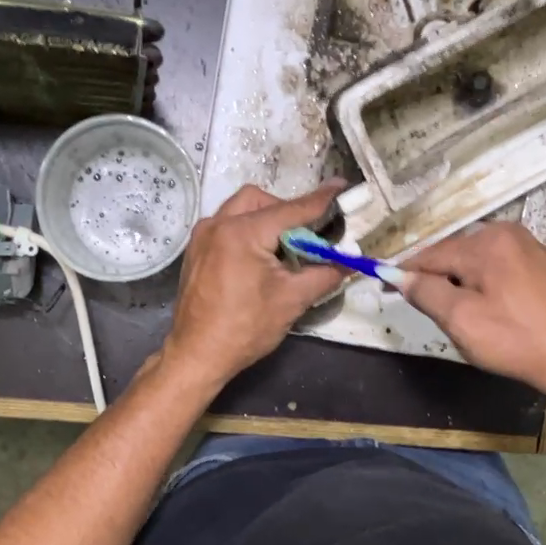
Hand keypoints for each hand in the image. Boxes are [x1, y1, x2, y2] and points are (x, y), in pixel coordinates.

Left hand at [160, 183, 347, 387]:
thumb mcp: (292, 300)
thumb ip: (324, 274)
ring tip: (284, 249)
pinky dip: (247, 232)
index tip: (343, 188)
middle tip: (306, 237)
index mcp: (241, 232)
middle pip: (260, 201)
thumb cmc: (244, 329)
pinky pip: (226, 227)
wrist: (197, 355)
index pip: (291, 210)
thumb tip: (349, 262)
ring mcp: (202, 237)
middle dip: (287, 212)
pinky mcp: (196, 251)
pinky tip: (260, 259)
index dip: (321, 201)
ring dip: (266, 221)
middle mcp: (217, 224)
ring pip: (240, 211)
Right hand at [402, 221, 545, 404]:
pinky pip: (507, 269)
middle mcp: (510, 234)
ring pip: (483, 261)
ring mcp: (536, 248)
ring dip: (465, 281)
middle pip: (457, 253)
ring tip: (463, 313)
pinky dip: (492, 284)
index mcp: (485, 243)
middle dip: (438, 277)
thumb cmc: (516, 340)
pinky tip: (498, 310)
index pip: (430, 253)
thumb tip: (400, 275)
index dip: (404, 271)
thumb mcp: (460, 320)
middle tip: (428, 309)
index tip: (383, 285)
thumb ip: (426, 293)